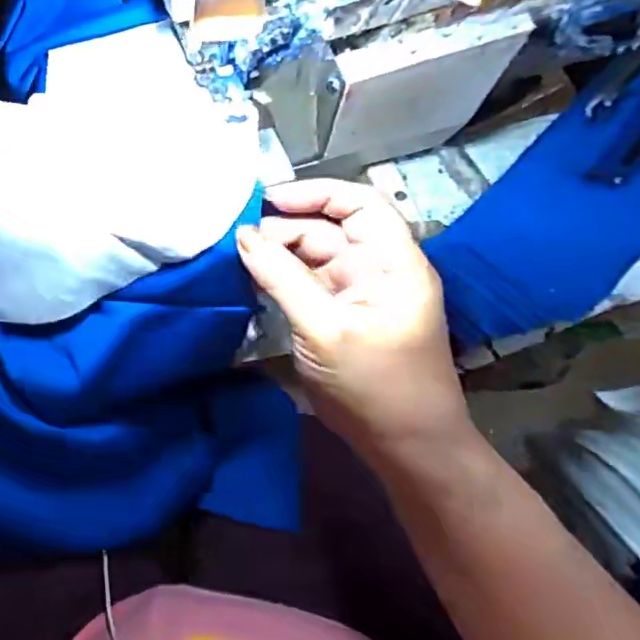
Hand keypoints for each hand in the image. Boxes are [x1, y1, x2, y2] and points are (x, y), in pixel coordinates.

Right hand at [236, 179, 472, 458]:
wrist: (404, 446)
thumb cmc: (376, 385)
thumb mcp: (325, 328)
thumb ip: (282, 278)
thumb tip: (242, 236)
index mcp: (393, 262)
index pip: (359, 204)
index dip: (315, 193)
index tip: (265, 199)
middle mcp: (375, 269)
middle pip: (327, 228)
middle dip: (282, 227)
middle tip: (237, 239)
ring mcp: (354, 292)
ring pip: (309, 254)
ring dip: (275, 251)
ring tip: (236, 256)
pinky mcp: (335, 314)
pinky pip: (303, 281)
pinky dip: (277, 275)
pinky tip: (249, 276)